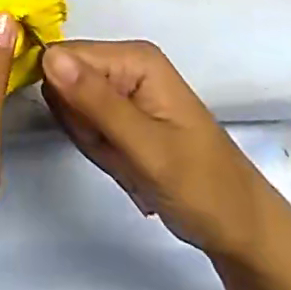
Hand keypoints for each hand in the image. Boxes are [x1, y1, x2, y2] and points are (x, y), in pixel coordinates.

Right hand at [42, 41, 278, 260]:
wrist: (242, 232)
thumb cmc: (203, 187)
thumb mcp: (147, 147)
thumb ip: (95, 100)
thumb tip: (48, 57)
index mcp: (133, 57)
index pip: (61, 56)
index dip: (65, 97)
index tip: (92, 131)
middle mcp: (124, 62)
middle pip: (62, 79)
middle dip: (80, 122)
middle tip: (117, 151)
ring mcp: (121, 86)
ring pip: (69, 104)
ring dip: (89, 138)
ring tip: (125, 160)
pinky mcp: (119, 109)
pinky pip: (82, 121)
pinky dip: (95, 146)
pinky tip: (123, 162)